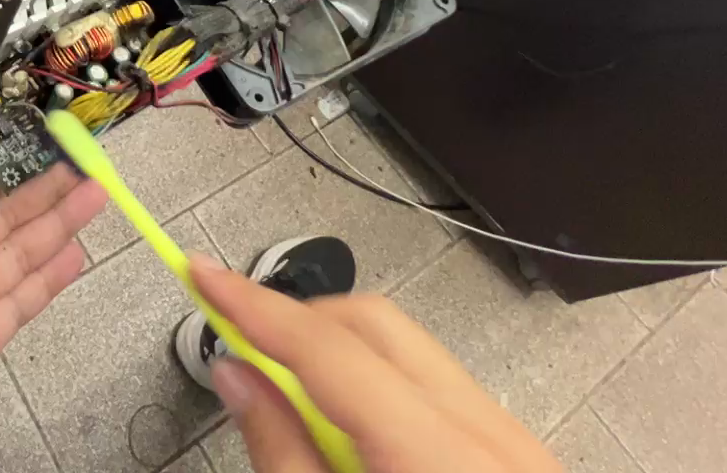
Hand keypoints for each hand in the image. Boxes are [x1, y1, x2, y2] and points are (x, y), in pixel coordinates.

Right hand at [188, 254, 561, 472]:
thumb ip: (280, 453)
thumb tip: (235, 374)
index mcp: (446, 466)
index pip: (331, 350)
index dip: (255, 305)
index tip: (202, 273)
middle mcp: (500, 447)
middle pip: (376, 326)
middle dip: (298, 321)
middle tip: (240, 339)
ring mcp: (525, 452)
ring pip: (405, 349)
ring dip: (334, 353)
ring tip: (290, 398)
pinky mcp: (524, 461)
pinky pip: (433, 386)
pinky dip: (374, 386)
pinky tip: (347, 432)